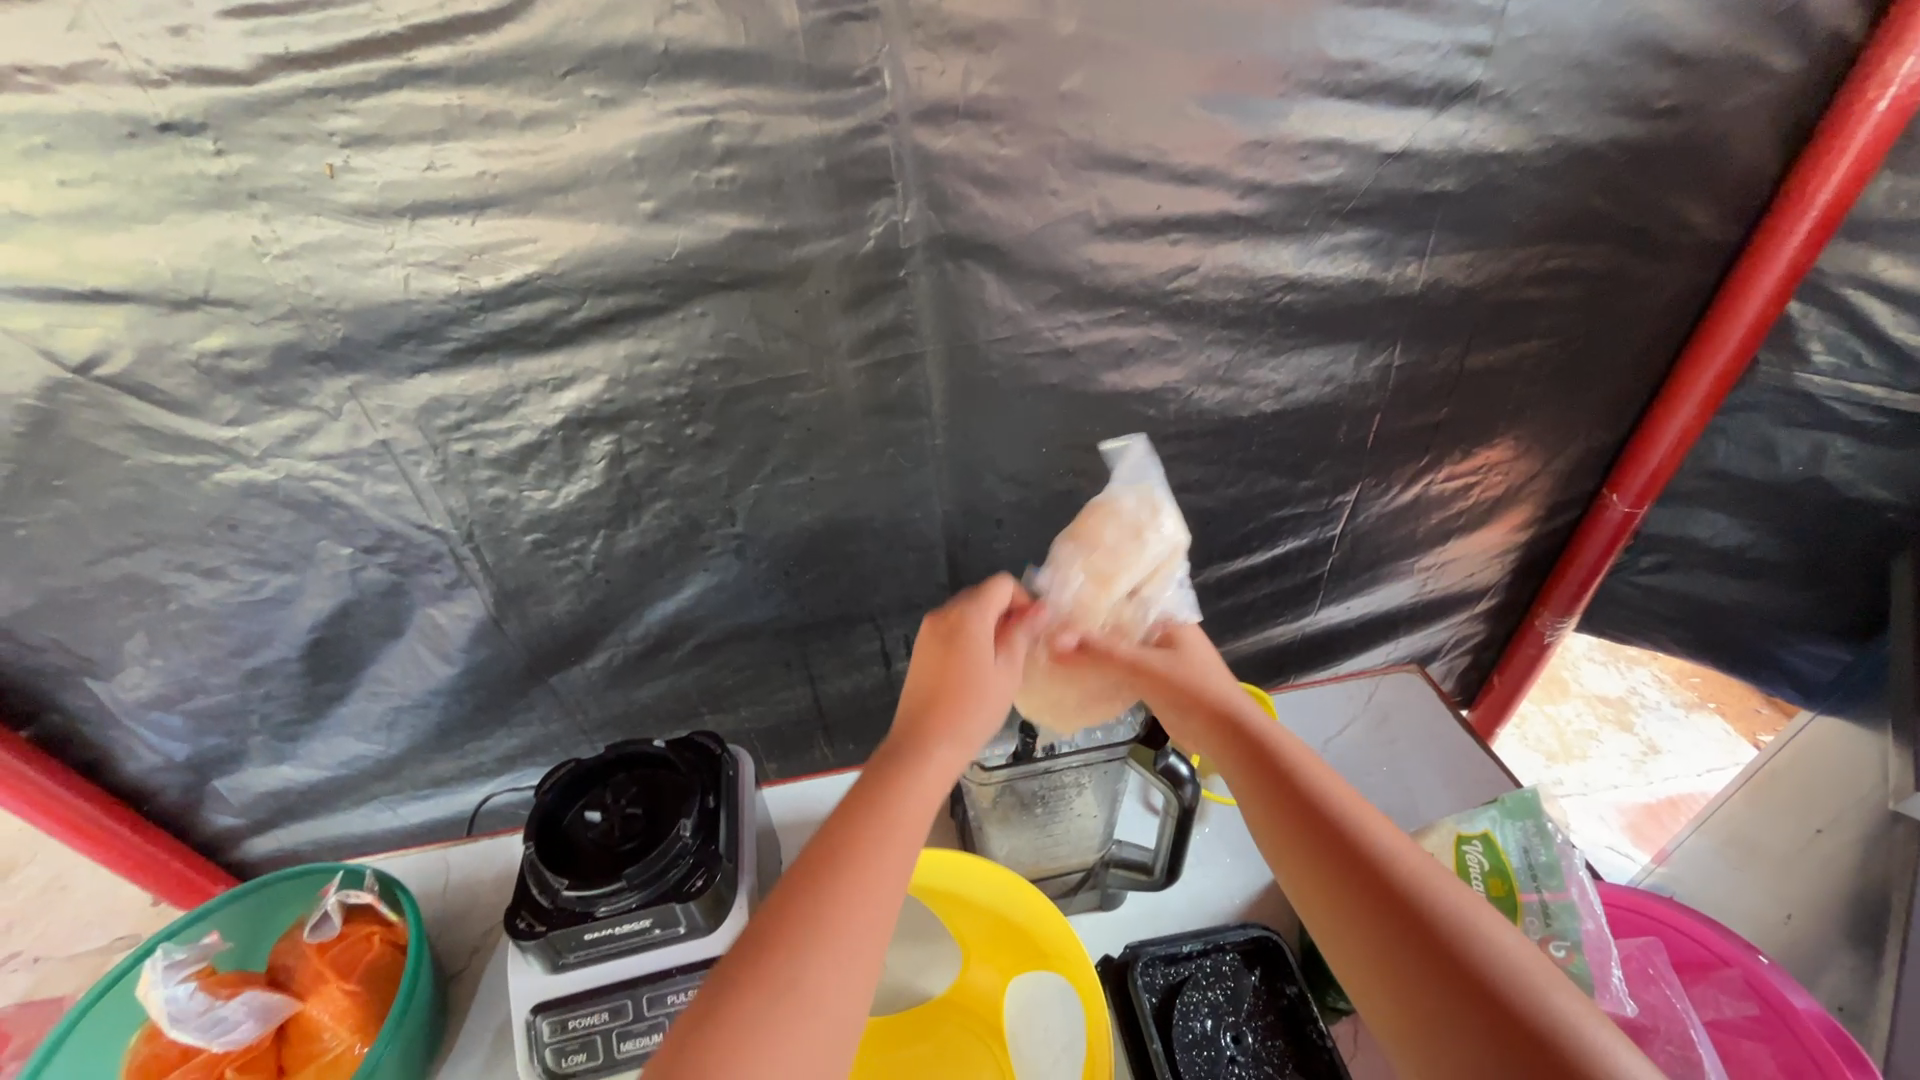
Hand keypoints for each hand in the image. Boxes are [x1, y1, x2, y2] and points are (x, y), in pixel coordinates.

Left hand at [888, 574, 1046, 772]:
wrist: (924, 744)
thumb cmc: (973, 709)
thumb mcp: (1008, 671)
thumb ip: (1022, 633)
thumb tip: (1040, 608)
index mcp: (968, 614)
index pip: (1002, 583)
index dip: (1023, 599)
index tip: (1034, 628)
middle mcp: (944, 613)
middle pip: (982, 595)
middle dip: (1006, 612)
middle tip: (1022, 646)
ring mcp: (928, 630)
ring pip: (966, 612)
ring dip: (988, 625)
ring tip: (1001, 662)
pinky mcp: (920, 648)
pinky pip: (951, 629)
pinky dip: (969, 637)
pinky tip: (977, 669)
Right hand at [1048, 622, 1259, 758]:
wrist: (1228, 735)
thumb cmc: (1191, 690)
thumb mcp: (1143, 666)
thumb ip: (1100, 653)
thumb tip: (1055, 641)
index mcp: (1168, 619)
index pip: (1124, 601)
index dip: (1093, 601)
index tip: (1060, 603)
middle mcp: (1164, 634)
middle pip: (1120, 627)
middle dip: (1089, 630)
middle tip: (1050, 627)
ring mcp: (1162, 661)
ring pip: (1121, 652)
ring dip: (1096, 653)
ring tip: (1057, 648)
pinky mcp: (1157, 685)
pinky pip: (1125, 673)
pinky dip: (1105, 673)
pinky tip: (1079, 674)